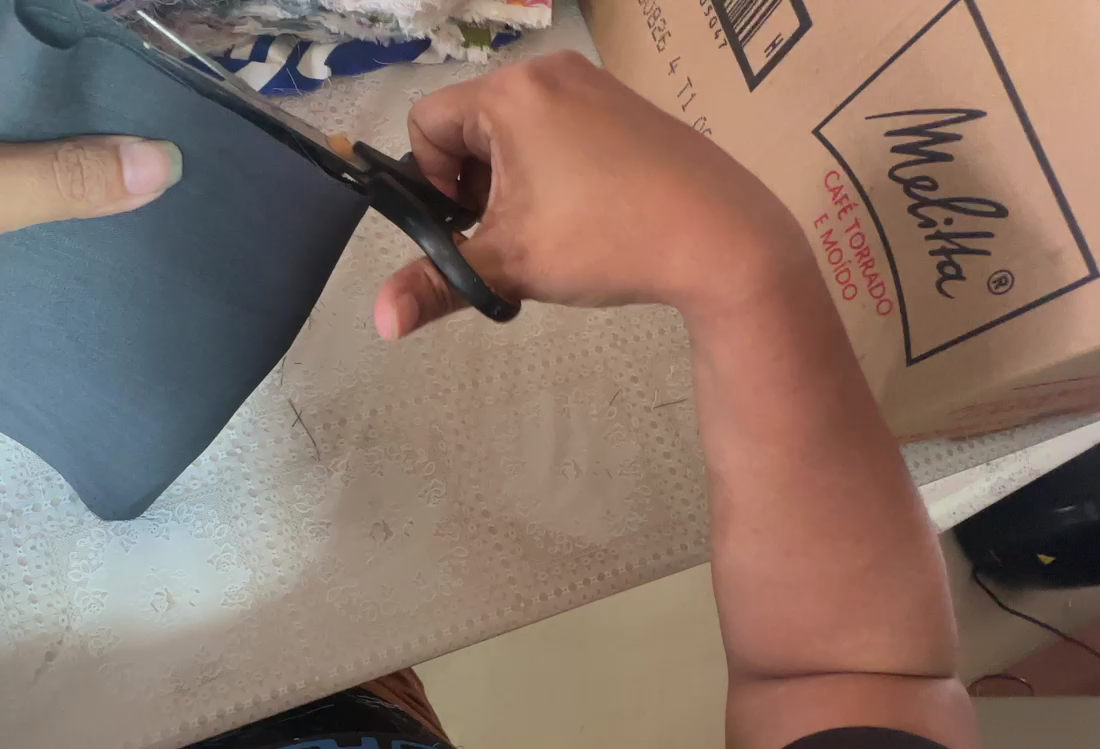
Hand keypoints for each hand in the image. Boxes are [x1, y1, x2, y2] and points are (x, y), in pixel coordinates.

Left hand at [0, 0, 182, 344]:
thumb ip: (68, 176)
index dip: (106, 51)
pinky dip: (51, 188)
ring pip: (28, 125)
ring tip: (156, 176)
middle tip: (178, 145)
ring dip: (80, 155)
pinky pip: (11, 168)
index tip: (175, 95)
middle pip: (38, 71)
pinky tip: (102, 208)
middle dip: (102, 110)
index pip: (38, 18)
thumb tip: (166, 161)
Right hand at [374, 51, 810, 338]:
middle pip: (465, 128)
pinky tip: (574, 214)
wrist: (720, 238)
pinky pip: (551, 131)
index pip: (425, 124)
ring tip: (540, 230)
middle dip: (468, 188)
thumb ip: (434, 287)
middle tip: (505, 234)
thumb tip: (379, 325)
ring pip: (508, 134)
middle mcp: (547, 72)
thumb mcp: (507, 266)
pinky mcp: (619, 107)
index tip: (468, 223)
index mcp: (511, 94)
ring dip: (504, 186)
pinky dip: (542, 173)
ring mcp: (589, 85)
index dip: (430, 182)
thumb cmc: (603, 240)